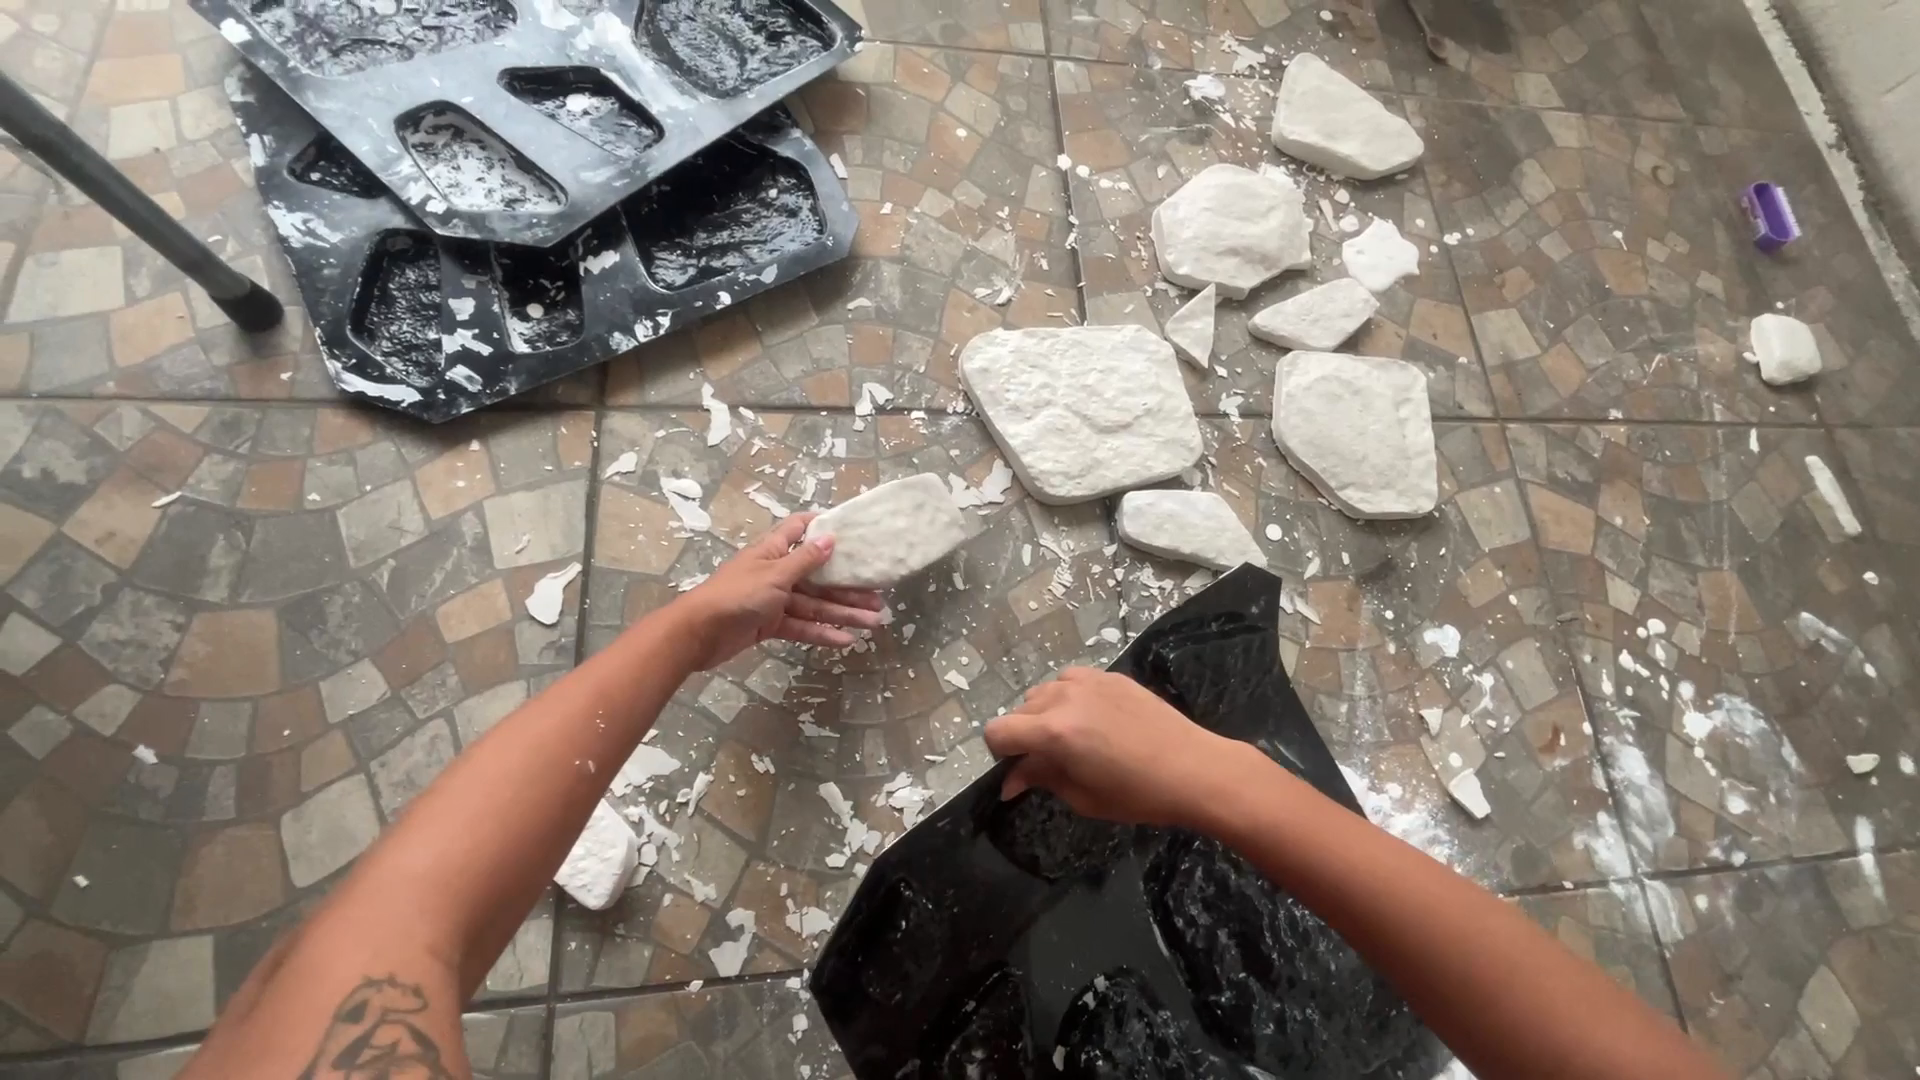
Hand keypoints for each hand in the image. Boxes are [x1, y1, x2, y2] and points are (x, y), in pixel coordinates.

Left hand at [673, 514, 885, 669]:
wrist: (698, 634)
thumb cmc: (736, 595)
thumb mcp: (775, 574)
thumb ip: (805, 560)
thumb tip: (831, 537)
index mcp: (773, 551)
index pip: (801, 529)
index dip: (824, 527)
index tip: (853, 531)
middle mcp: (776, 572)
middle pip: (818, 576)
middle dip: (848, 587)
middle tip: (879, 597)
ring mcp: (774, 600)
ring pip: (815, 604)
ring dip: (843, 613)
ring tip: (873, 622)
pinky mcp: (771, 625)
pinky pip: (802, 626)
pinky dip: (822, 633)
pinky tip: (846, 641)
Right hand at [984, 668, 1264, 827]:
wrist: (1194, 769)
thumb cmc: (1137, 794)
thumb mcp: (1082, 796)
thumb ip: (1040, 778)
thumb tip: (1010, 780)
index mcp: (1053, 732)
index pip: (997, 731)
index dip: (1000, 753)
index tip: (1018, 770)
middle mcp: (1063, 697)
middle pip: (1019, 710)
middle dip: (1024, 736)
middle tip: (1047, 761)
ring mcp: (1087, 681)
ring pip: (1044, 692)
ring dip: (1045, 714)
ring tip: (1073, 738)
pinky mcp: (1109, 675)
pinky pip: (1071, 681)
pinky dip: (1069, 698)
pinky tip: (1093, 719)